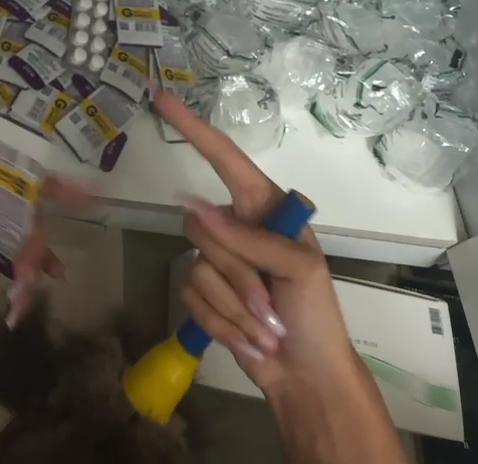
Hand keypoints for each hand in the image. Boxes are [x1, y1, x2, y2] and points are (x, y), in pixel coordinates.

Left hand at [0, 127, 82, 346]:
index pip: (19, 177)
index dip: (54, 186)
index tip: (88, 195)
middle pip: (29, 212)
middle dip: (33, 244)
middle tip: (26, 270)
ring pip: (30, 235)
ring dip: (32, 261)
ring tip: (23, 286)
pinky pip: (27, 255)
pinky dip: (38, 268)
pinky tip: (51, 280)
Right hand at [154, 93, 358, 394]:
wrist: (308, 377)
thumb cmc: (316, 315)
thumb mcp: (297, 269)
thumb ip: (248, 237)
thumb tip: (193, 208)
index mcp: (264, 207)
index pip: (224, 158)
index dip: (192, 127)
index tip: (161, 99)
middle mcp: (236, 226)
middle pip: (202, 227)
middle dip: (237, 275)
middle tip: (269, 307)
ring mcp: (219, 260)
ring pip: (198, 267)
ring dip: (233, 306)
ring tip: (264, 327)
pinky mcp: (204, 292)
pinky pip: (192, 296)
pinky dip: (222, 323)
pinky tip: (247, 337)